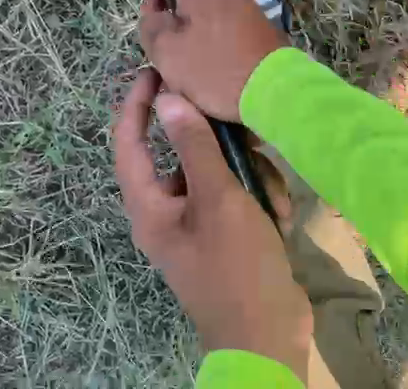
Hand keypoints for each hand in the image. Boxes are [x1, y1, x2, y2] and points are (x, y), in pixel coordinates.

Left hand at [114, 68, 310, 378]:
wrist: (269, 339)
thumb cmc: (235, 266)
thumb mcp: (218, 198)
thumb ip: (193, 145)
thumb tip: (165, 98)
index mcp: (149, 205)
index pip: (129, 141)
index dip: (138, 102)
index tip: (157, 69)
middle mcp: (166, 212)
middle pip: (182, 153)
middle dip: (219, 143)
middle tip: (245, 129)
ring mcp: (196, 224)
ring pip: (217, 171)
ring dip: (249, 175)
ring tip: (272, 195)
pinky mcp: (225, 234)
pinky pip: (236, 196)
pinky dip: (258, 198)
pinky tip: (278, 215)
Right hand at [139, 0, 287, 120]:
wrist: (278, 94)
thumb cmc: (217, 70)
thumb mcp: (167, 53)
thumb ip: (152, 25)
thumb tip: (157, 8)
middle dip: (167, 0)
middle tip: (161, 37)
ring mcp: (243, 2)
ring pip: (201, 3)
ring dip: (187, 22)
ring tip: (184, 62)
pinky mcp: (254, 23)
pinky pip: (218, 20)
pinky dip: (205, 34)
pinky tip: (206, 66)